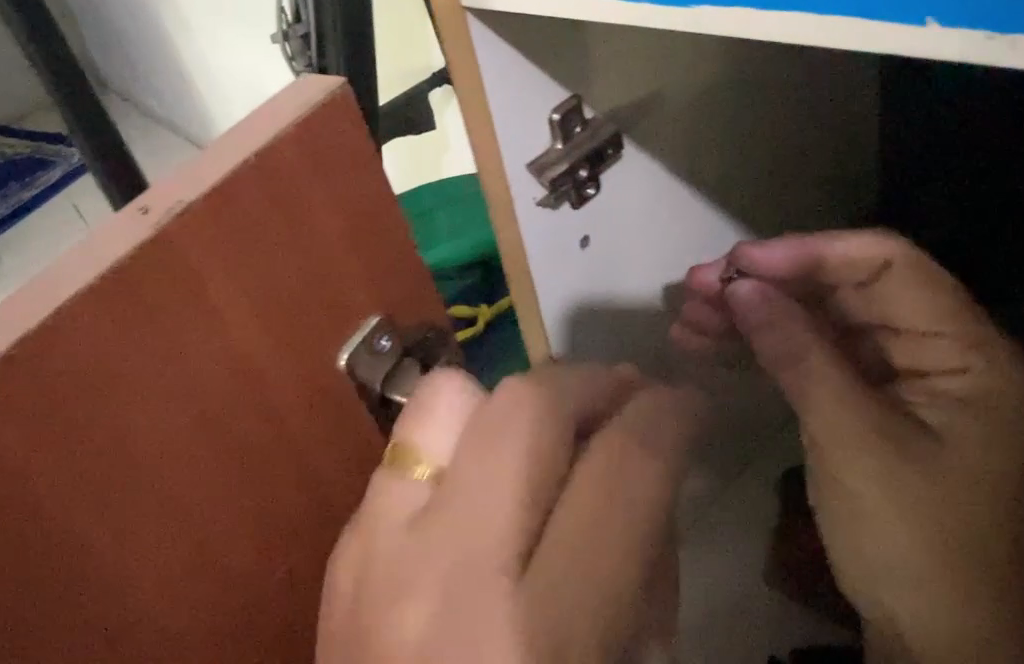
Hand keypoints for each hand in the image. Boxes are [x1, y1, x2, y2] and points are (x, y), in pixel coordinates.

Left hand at [318, 364, 703, 663]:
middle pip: (524, 410)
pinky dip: (458, 444)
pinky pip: (406, 447)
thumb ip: (645, 581)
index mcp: (538, 638)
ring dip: (510, 402)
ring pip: (448, 398)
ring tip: (545, 434)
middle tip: (625, 396)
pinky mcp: (338, 547)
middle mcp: (445, 573)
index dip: (666, 419)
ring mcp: (375, 549)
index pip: (618, 477)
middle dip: (589, 384)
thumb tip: (644, 467)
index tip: (684, 403)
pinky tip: (480, 485)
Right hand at [673, 231, 1023, 663]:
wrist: (942, 646)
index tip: (739, 263)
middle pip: (847, 291)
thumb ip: (798, 351)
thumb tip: (740, 284)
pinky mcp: (873, 411)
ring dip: (756, 315)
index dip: (809, 252)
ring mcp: (905, 385)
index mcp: (968, 353)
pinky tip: (709, 345)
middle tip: (696, 287)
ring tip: (688, 314)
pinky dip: (765, 351)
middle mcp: (941, 355)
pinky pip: (816, 361)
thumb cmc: (913, 539)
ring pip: (822, 324)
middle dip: (769, 284)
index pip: (888, 264)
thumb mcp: (851, 438)